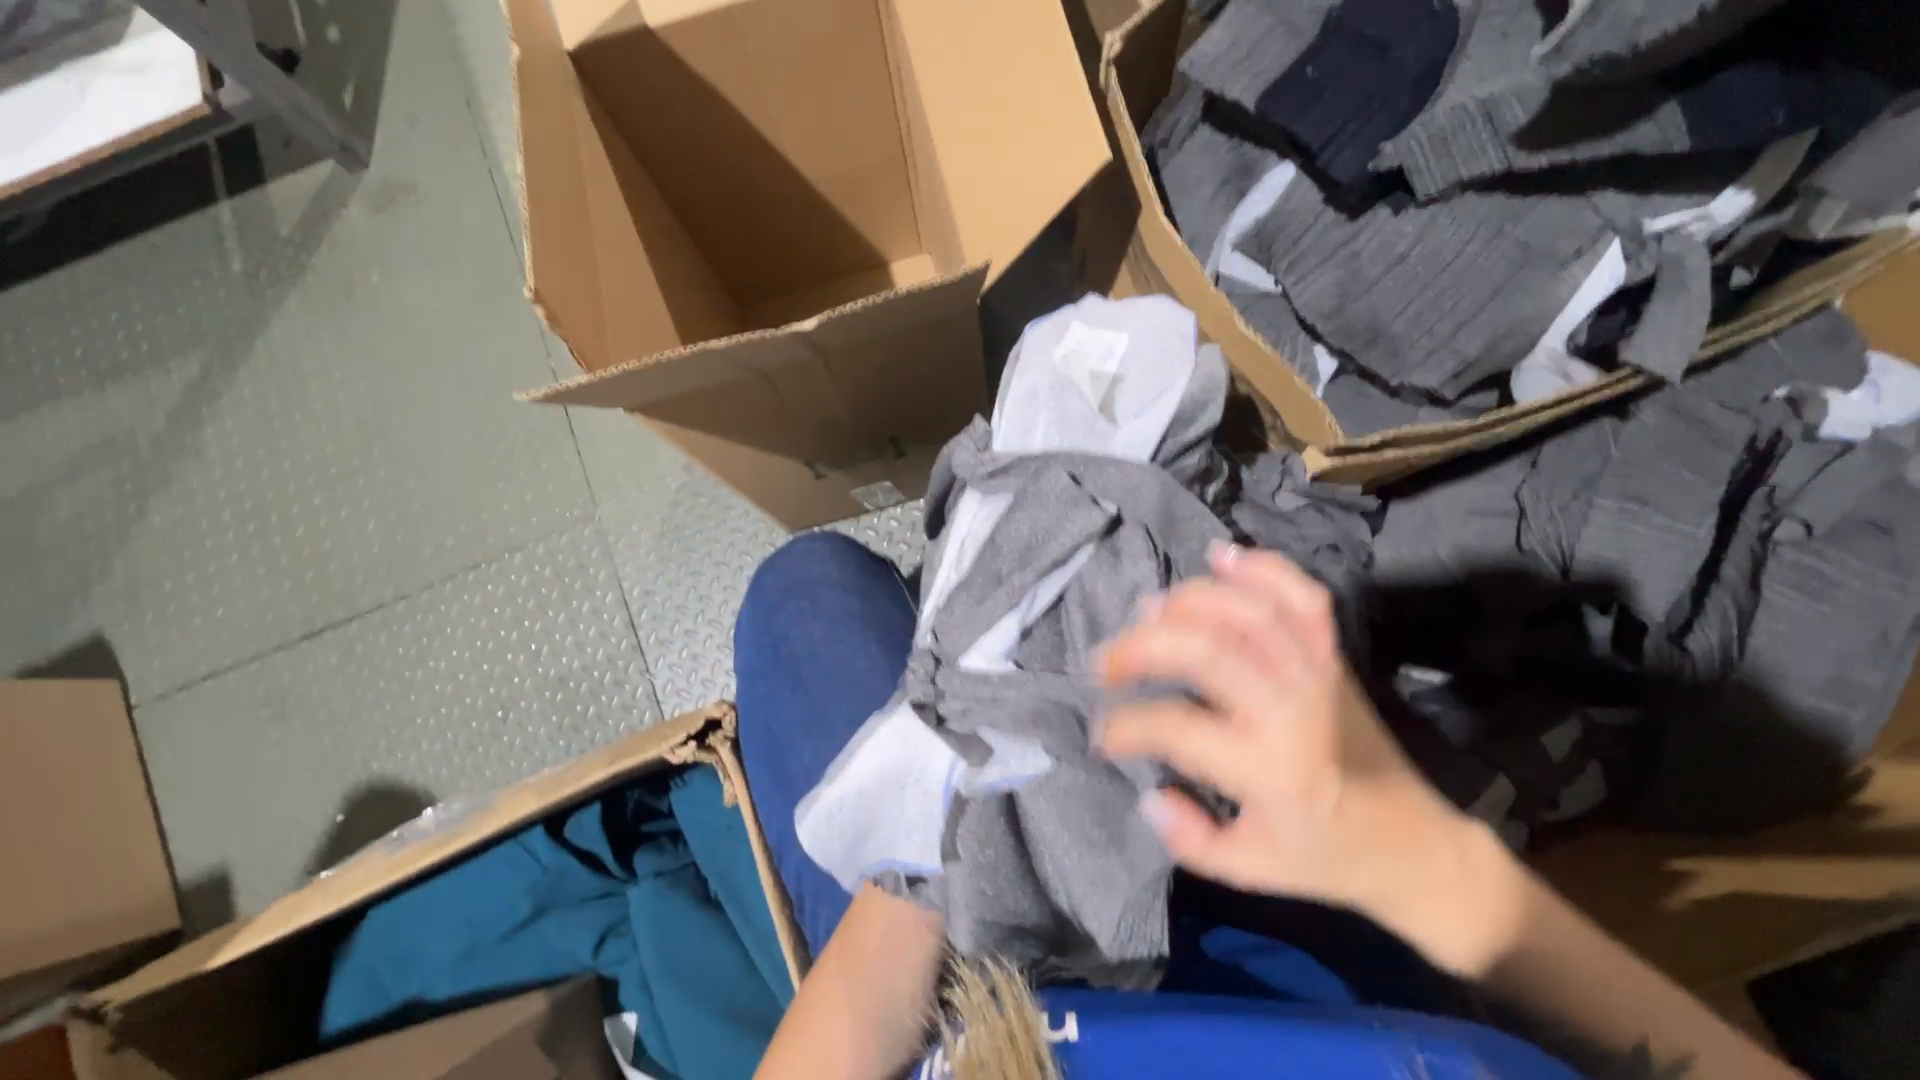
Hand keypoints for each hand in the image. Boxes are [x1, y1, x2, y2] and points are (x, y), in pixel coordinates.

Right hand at [1095, 542, 1523, 975]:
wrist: (1413, 842)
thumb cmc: (1324, 858)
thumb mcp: (1249, 871)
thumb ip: (1189, 839)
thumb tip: (1148, 792)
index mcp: (1271, 769)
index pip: (1178, 728)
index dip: (1126, 725)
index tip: (1101, 734)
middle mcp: (1294, 710)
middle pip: (1209, 650)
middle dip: (1143, 647)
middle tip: (1107, 662)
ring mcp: (1318, 675)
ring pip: (1250, 612)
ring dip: (1190, 601)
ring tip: (1148, 611)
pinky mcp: (1335, 658)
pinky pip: (1302, 598)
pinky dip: (1262, 568)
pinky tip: (1220, 557)